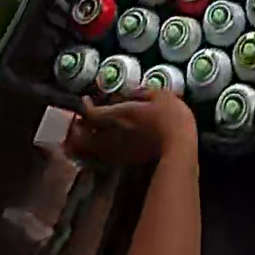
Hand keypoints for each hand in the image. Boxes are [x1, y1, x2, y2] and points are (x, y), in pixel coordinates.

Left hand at [65, 91, 195, 165]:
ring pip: (83, 152)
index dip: (84, 106)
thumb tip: (129, 92)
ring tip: (83, 133)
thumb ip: (140, 92)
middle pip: (78, 137)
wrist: (179, 147)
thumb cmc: (170, 116)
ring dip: (77, 142)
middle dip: (74, 127)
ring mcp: (114, 151)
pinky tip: (96, 145)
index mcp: (118, 116)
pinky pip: (95, 159)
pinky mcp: (120, 161)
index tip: (86, 99)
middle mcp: (110, 136)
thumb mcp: (158, 94)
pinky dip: (88, 153)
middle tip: (80, 118)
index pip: (90, 113)